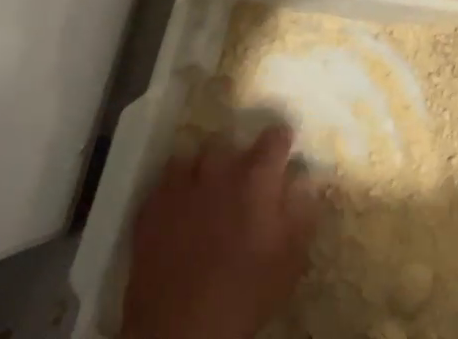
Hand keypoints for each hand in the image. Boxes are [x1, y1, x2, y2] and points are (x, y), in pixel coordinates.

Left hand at [122, 124, 317, 338]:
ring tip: (208, 184)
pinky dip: (174, 185)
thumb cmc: (246, 292)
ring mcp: (180, 189)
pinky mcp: (150, 211)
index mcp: (257, 179)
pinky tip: (179, 203)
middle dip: (238, 152)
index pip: (274, 138)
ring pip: (191, 156)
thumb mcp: (291, 257)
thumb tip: (306, 182)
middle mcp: (218, 172)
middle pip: (228, 141)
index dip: (282, 139)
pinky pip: (163, 181)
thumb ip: (302, 211)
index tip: (285, 146)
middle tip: (244, 175)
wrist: (180, 329)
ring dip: (203, 165)